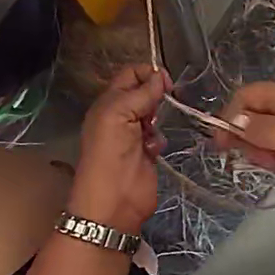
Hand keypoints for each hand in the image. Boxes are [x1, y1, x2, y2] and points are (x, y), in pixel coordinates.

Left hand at [67, 65, 168, 233]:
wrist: (113, 201)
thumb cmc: (110, 154)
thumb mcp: (118, 115)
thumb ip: (140, 93)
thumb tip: (159, 76)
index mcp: (108, 103)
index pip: (129, 75)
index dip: (147, 73)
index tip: (166, 82)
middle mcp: (119, 115)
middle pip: (143, 93)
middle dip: (156, 95)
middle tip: (166, 103)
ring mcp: (133, 135)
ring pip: (154, 114)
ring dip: (158, 118)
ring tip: (153, 131)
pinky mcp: (146, 153)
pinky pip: (159, 136)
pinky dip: (160, 139)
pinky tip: (154, 150)